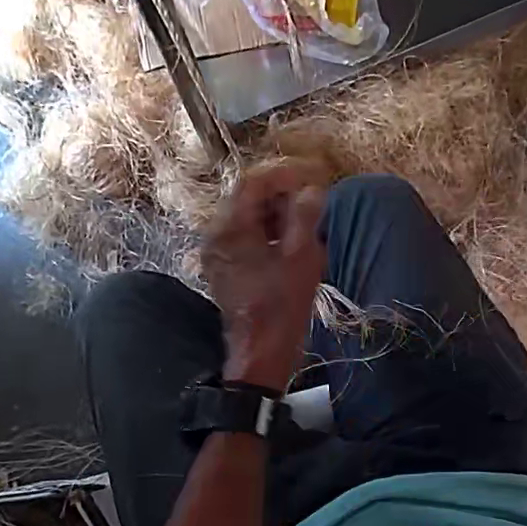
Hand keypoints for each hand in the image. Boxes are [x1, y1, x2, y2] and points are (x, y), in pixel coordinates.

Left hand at [205, 158, 329, 390]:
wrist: (260, 351)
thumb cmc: (281, 305)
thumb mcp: (301, 257)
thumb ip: (305, 217)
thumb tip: (311, 189)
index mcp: (230, 229)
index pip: (252, 183)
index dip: (282, 174)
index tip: (311, 176)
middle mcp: (215, 236)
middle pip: (246, 199)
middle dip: (280, 195)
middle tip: (310, 202)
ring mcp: (216, 254)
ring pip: (245, 219)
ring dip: (274, 215)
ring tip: (304, 225)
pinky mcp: (223, 269)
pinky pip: (242, 238)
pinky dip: (265, 233)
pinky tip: (288, 244)